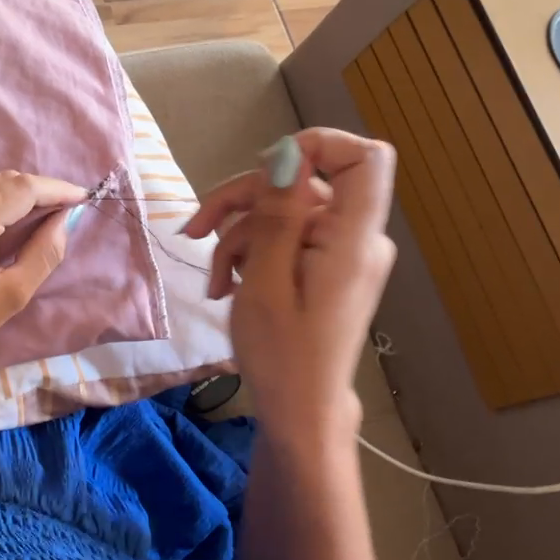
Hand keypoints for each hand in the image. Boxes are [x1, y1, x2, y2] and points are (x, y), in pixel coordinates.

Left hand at [0, 164, 86, 378]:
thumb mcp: (12, 297)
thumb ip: (43, 253)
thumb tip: (65, 217)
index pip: (23, 189)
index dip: (56, 189)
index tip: (80, 196)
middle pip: (3, 178)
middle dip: (35, 191)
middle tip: (56, 212)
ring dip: (4, 187)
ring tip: (20, 215)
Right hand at [182, 130, 396, 442]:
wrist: (299, 412)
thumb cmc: (281, 354)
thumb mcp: (264, 281)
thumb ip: (277, 215)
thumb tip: (285, 155)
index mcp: (352, 240)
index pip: (364, 159)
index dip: (317, 146)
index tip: (264, 170)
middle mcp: (355, 238)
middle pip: (303, 184)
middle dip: (244, 202)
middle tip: (195, 233)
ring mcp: (341, 254)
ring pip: (285, 211)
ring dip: (238, 236)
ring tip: (214, 279)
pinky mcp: (325, 268)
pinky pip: (287, 238)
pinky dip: (250, 253)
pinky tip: (227, 284)